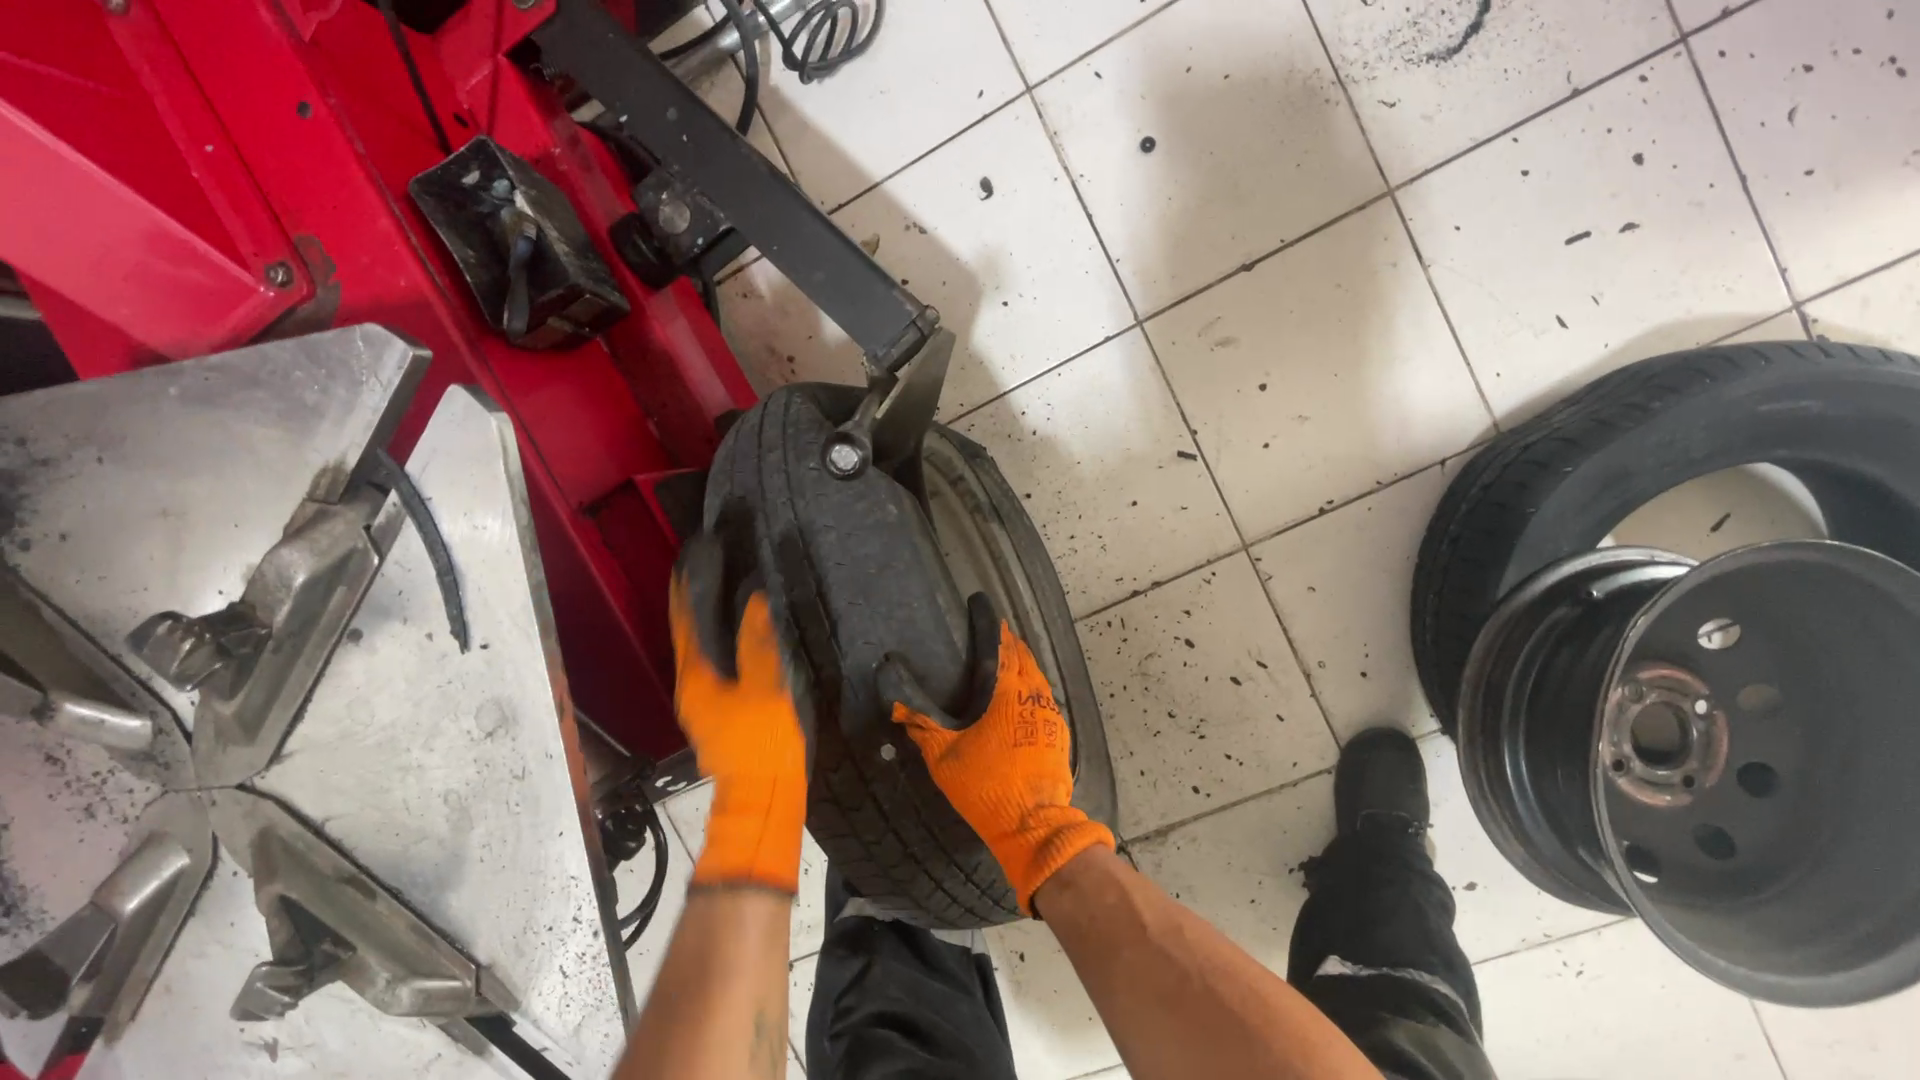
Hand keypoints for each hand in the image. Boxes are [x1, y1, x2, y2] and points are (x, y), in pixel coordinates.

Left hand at [670, 530, 808, 892]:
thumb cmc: (764, 745)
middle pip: (689, 629)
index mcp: (696, 676)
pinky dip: (725, 637)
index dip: (689, 582)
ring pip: (702, 645)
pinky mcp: (723, 711)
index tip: (696, 550)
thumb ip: (759, 641)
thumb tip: (754, 596)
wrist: (765, 800)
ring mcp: (705, 701)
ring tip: (727, 585)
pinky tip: (743, 631)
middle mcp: (692, 685)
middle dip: (697, 594)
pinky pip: (718, 661)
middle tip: (712, 560)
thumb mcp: (767, 688)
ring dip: (711, 614)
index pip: (686, 616)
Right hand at [879, 595, 1113, 912]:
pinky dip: (1033, 686)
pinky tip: (1024, 694)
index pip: (999, 645)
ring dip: (1024, 662)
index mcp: (1007, 692)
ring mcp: (1050, 715)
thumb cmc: (986, 785)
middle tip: (995, 629)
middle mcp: (1034, 695)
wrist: (1034, 825)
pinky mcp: (1058, 734)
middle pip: (1023, 656)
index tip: (981, 604)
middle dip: (1009, 640)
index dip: (990, 623)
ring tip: (1009, 655)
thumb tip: (890, 695)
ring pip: (1038, 676)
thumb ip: (919, 722)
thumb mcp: (943, 755)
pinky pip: (1045, 697)